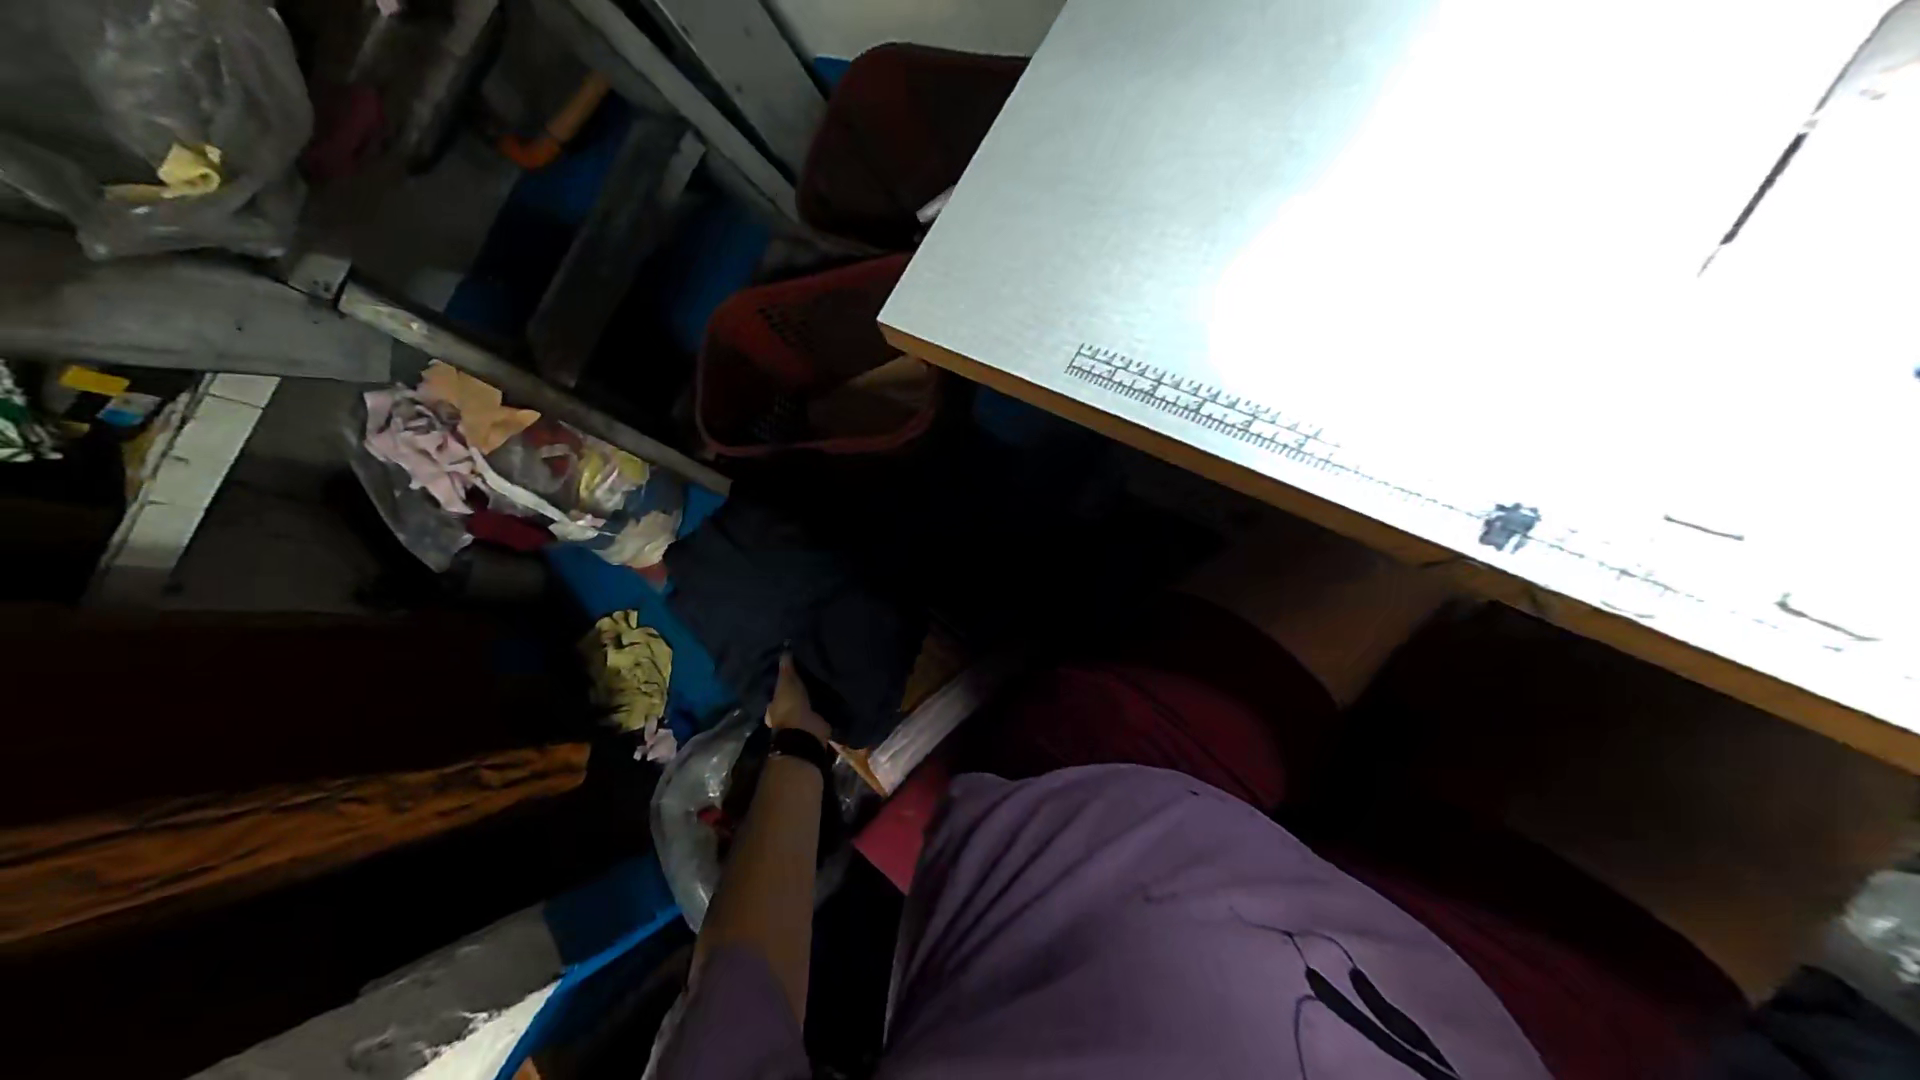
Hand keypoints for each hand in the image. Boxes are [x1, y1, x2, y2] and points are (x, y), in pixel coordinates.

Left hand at [766, 653, 830, 742]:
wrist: (805, 731)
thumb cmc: (790, 706)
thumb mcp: (786, 683)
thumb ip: (786, 668)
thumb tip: (785, 650)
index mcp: (775, 707)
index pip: (778, 693)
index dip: (784, 684)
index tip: (794, 673)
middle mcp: (787, 715)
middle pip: (793, 700)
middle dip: (801, 692)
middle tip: (813, 676)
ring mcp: (802, 722)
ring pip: (807, 706)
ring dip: (814, 699)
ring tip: (826, 683)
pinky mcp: (816, 725)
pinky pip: (821, 712)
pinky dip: (826, 707)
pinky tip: (834, 696)